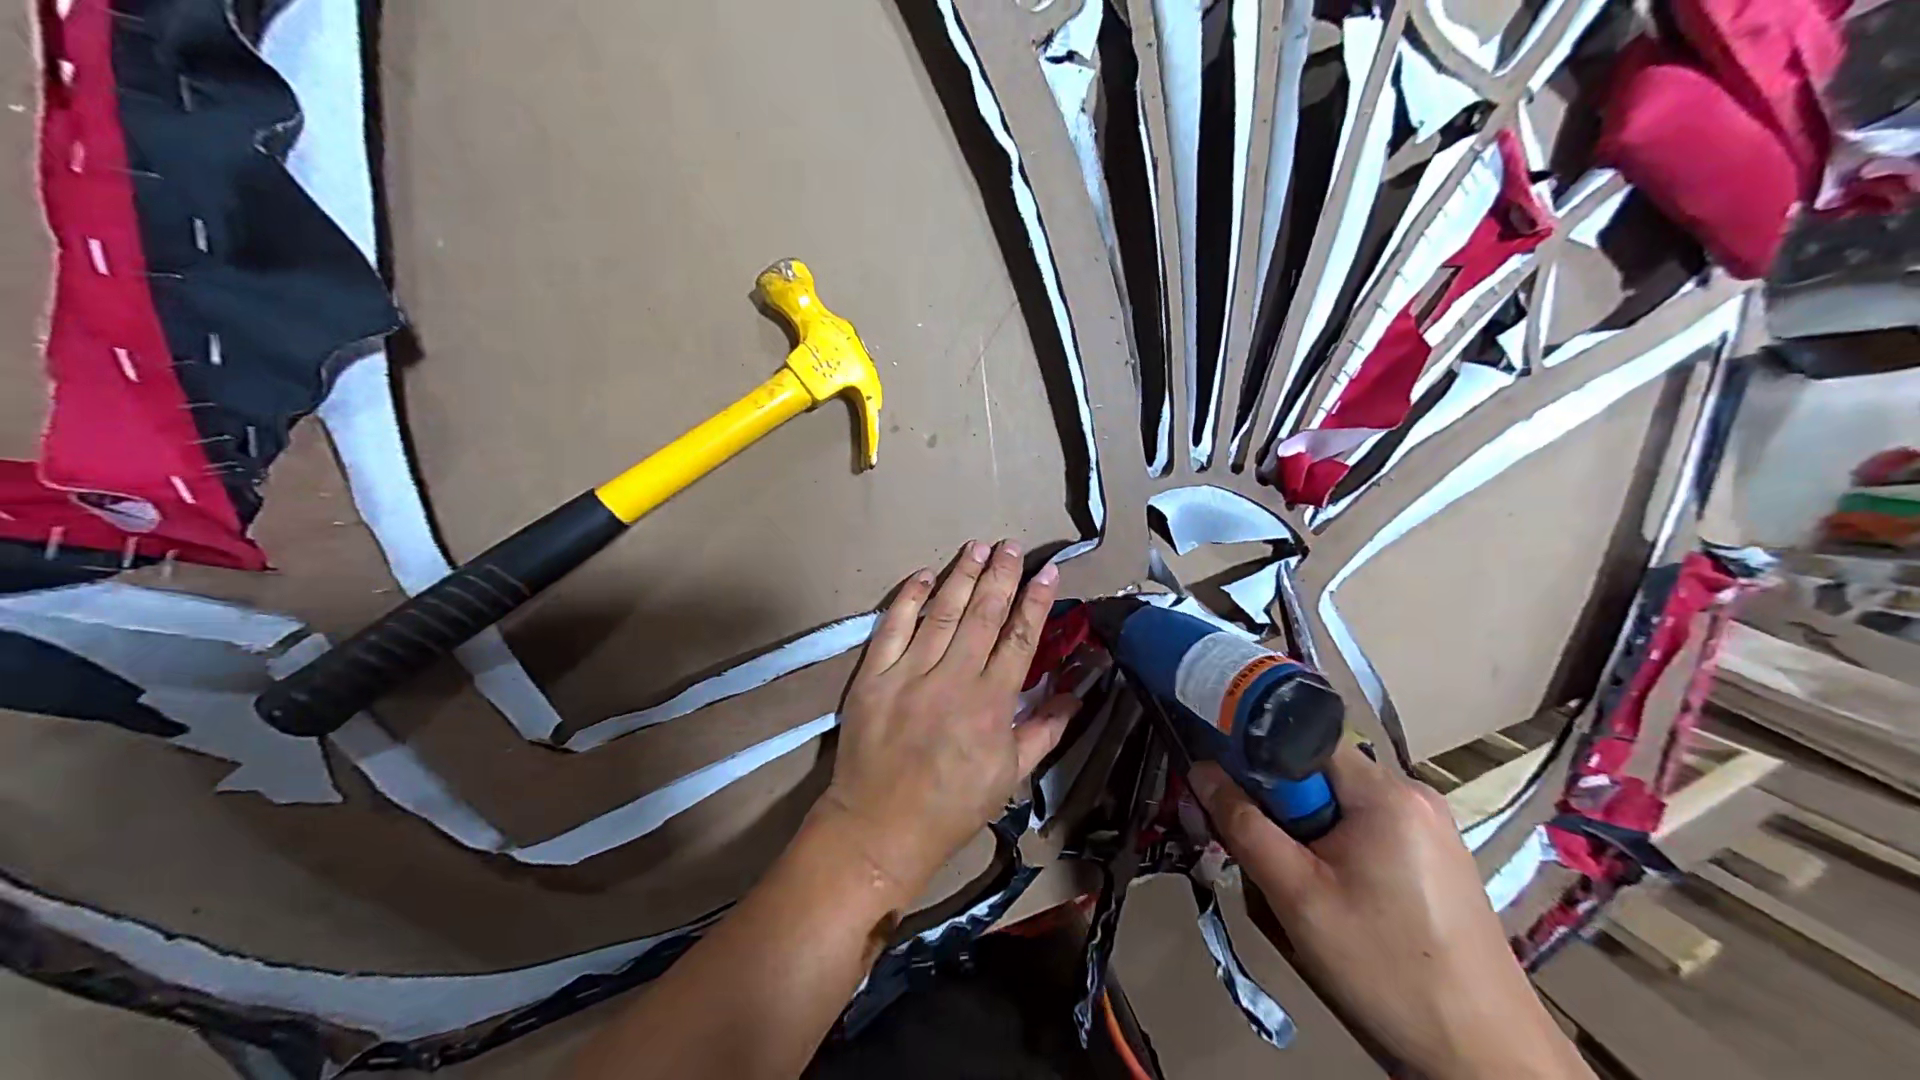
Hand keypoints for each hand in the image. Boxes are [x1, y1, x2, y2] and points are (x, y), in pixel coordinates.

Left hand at [815, 540, 1078, 906]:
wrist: (879, 828)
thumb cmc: (951, 806)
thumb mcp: (1008, 776)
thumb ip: (1044, 730)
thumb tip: (1076, 695)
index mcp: (990, 704)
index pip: (1019, 639)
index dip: (1036, 602)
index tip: (1048, 572)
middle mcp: (952, 679)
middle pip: (982, 614)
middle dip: (1000, 575)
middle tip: (1011, 546)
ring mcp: (909, 674)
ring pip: (941, 612)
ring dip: (961, 576)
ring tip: (977, 547)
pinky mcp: (873, 676)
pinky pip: (892, 627)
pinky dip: (908, 598)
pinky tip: (924, 575)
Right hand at [1191, 744, 1591, 1079]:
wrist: (1488, 1059)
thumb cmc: (1387, 968)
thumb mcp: (1297, 896)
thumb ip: (1243, 825)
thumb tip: (1201, 771)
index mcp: (1387, 791)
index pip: (1302, 740)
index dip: (1257, 760)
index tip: (1226, 795)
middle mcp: (1414, 795)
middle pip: (1318, 776)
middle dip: (1280, 813)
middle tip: (1263, 862)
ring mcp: (1430, 828)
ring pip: (1338, 808)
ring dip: (1305, 838)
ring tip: (1299, 891)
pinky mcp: (1436, 860)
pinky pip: (1366, 833)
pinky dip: (1336, 853)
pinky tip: (1335, 901)